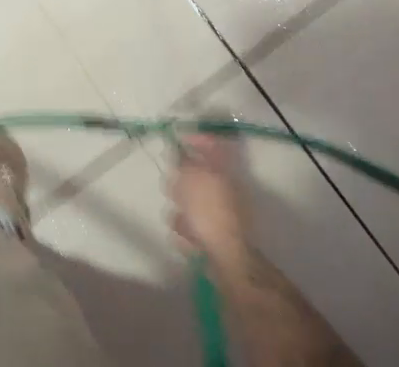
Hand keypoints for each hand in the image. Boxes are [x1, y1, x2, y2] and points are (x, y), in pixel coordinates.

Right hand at [170, 134, 250, 264]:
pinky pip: (194, 224)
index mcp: (224, 173)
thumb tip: (179, 151)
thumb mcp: (192, 179)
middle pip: (199, 175)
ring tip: (177, 215)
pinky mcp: (215, 235)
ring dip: (181, 206)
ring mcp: (222, 214)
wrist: (226, 258)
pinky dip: (187, 227)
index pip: (212, 147)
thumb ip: (184, 162)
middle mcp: (226, 190)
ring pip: (193, 201)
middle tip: (172, 187)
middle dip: (181, 181)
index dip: (196, 139)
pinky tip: (184, 234)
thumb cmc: (209, 212)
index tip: (177, 139)